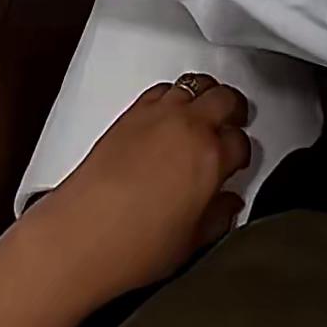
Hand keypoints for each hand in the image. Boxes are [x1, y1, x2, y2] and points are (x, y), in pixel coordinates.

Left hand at [21, 73, 251, 300]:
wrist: (84, 232)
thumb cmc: (134, 243)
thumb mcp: (192, 242)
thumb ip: (218, 216)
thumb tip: (228, 204)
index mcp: (211, 157)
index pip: (241, 142)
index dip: (242, 152)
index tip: (237, 161)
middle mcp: (189, 126)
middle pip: (225, 98)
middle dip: (234, 109)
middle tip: (233, 122)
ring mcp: (160, 113)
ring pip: (195, 83)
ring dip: (206, 94)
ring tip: (206, 108)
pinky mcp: (134, 110)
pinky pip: (163, 88)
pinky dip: (173, 94)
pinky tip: (171, 110)